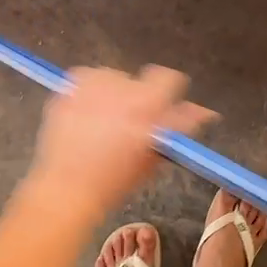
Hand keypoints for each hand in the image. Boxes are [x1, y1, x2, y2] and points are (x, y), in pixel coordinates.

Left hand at [23, 66, 215, 220]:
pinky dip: (89, 91)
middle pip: (137, 79)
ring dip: (112, 92)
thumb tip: (201, 112)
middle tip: (130, 123)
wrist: (66, 190)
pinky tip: (85, 113)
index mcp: (145, 107)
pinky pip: (85, 79)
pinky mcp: (65, 91)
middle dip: (137, 97)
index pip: (169, 79)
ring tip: (104, 120)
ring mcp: (88, 88)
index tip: (162, 108)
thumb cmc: (113, 183)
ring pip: (111, 77)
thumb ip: (177, 129)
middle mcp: (118, 90)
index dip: (169, 92)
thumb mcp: (152, 159)